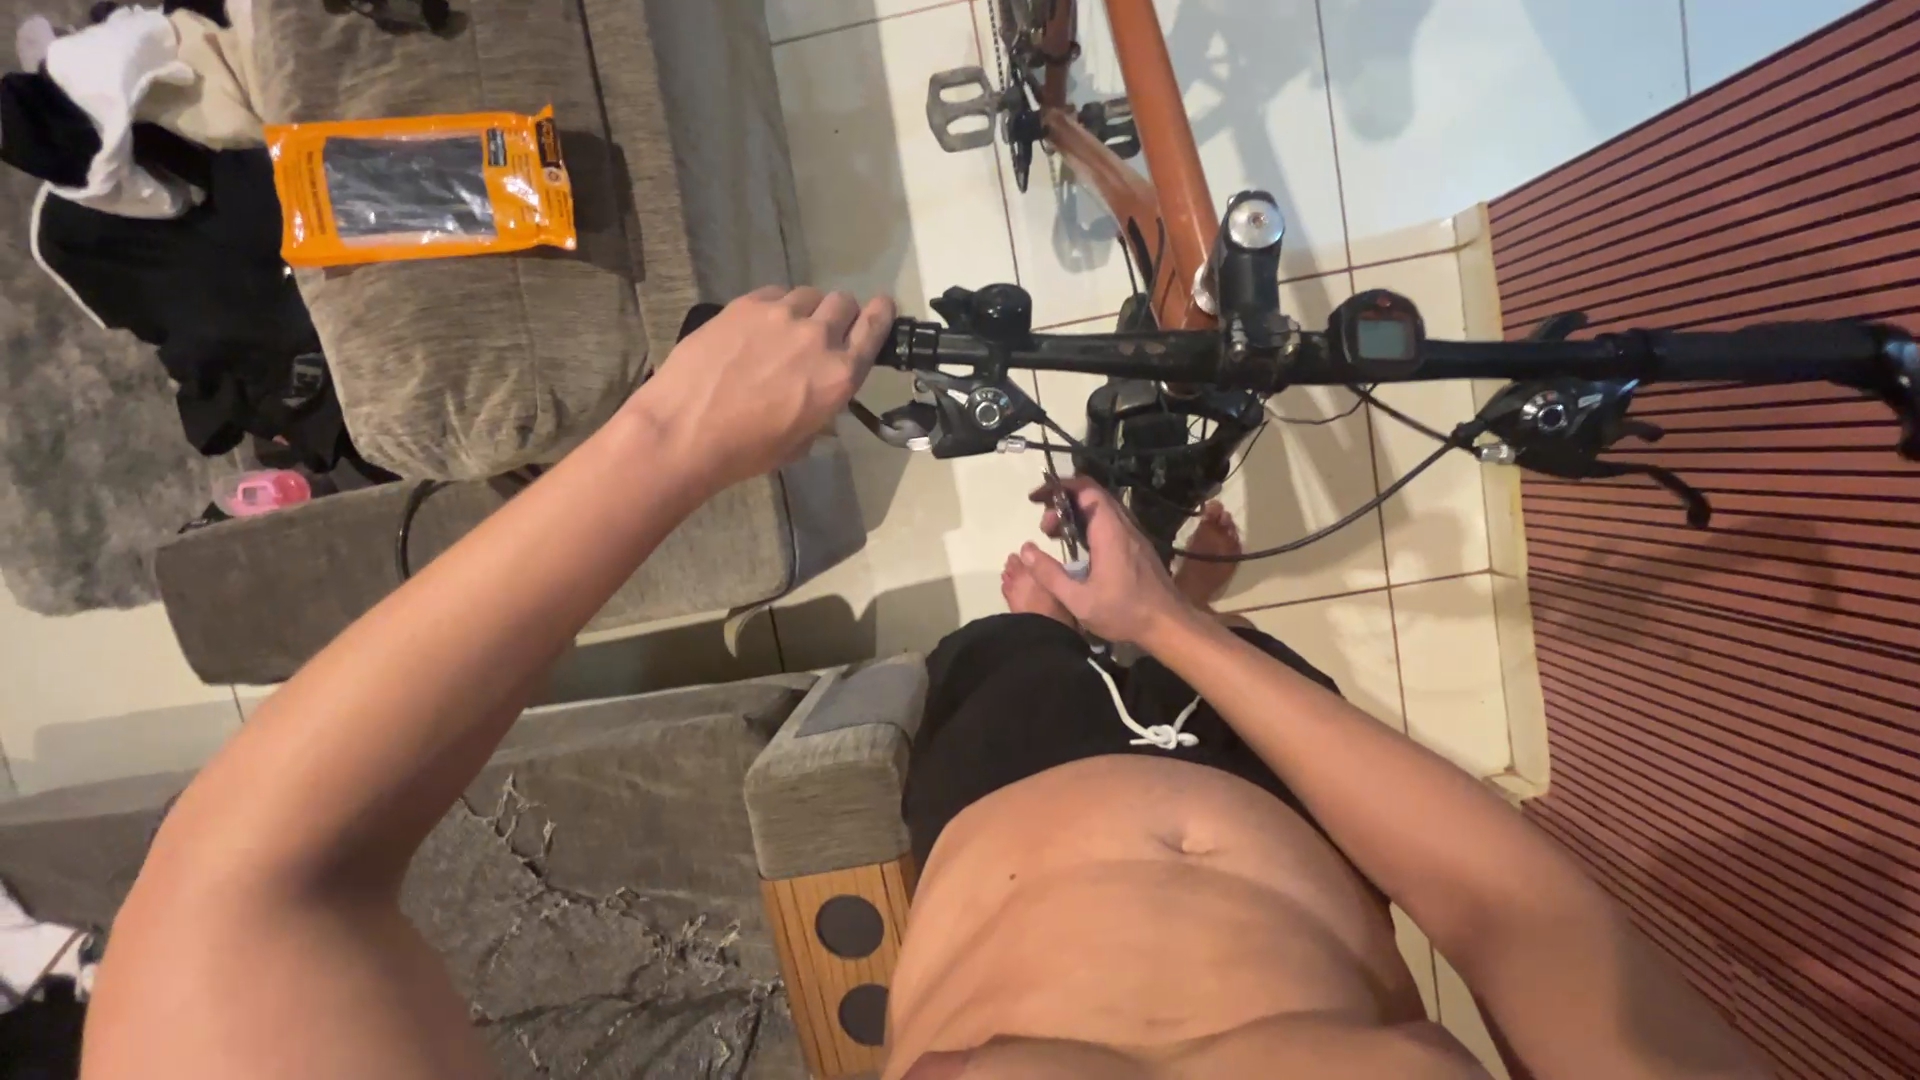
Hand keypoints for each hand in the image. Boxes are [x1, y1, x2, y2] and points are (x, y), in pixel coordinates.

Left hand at [631, 286, 895, 486]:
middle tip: (822, 332)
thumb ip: (823, 408)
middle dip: (839, 315)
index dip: (881, 314)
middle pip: (843, 303)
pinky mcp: (746, 304)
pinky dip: (775, 306)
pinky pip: (775, 294)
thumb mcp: (802, 440)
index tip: (881, 306)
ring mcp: (781, 316)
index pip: (874, 329)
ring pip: (809, 295)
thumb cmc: (748, 450)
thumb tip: (819, 395)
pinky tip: (758, 327)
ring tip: (786, 330)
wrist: (686, 429)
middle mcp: (819, 338)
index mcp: (840, 377)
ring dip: (806, 310)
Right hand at [1018, 476, 1191, 644]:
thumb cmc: (1124, 612)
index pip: (1086, 490)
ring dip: (1076, 515)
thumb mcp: (1079, 600)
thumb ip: (1050, 574)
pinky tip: (1079, 550)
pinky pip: (1111, 524)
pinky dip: (1089, 526)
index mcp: (1110, 533)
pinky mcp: (1138, 548)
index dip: (1060, 487)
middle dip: (1063, 503)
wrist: (1169, 625)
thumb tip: (1025, 550)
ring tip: (1056, 536)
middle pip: (1093, 497)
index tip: (1038, 499)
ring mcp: (1134, 537)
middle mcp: (1124, 527)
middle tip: (1045, 528)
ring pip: (1103, 510)